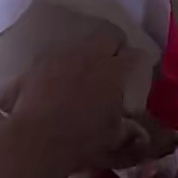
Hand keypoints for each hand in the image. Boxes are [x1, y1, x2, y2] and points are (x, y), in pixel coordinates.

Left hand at [7, 23, 153, 173]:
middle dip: (113, 48)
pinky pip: (55, 58)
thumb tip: (140, 134)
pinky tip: (54, 83)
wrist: (37, 139)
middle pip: (109, 37)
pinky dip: (59, 67)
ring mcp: (63, 56)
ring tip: (82, 73)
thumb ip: (129, 132)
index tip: (138, 70)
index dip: (139, 61)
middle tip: (112, 65)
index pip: (136, 55)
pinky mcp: (39, 64)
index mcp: (115, 71)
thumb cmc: (82, 140)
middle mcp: (91, 56)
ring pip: (81, 44)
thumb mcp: (113, 139)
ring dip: (85, 55)